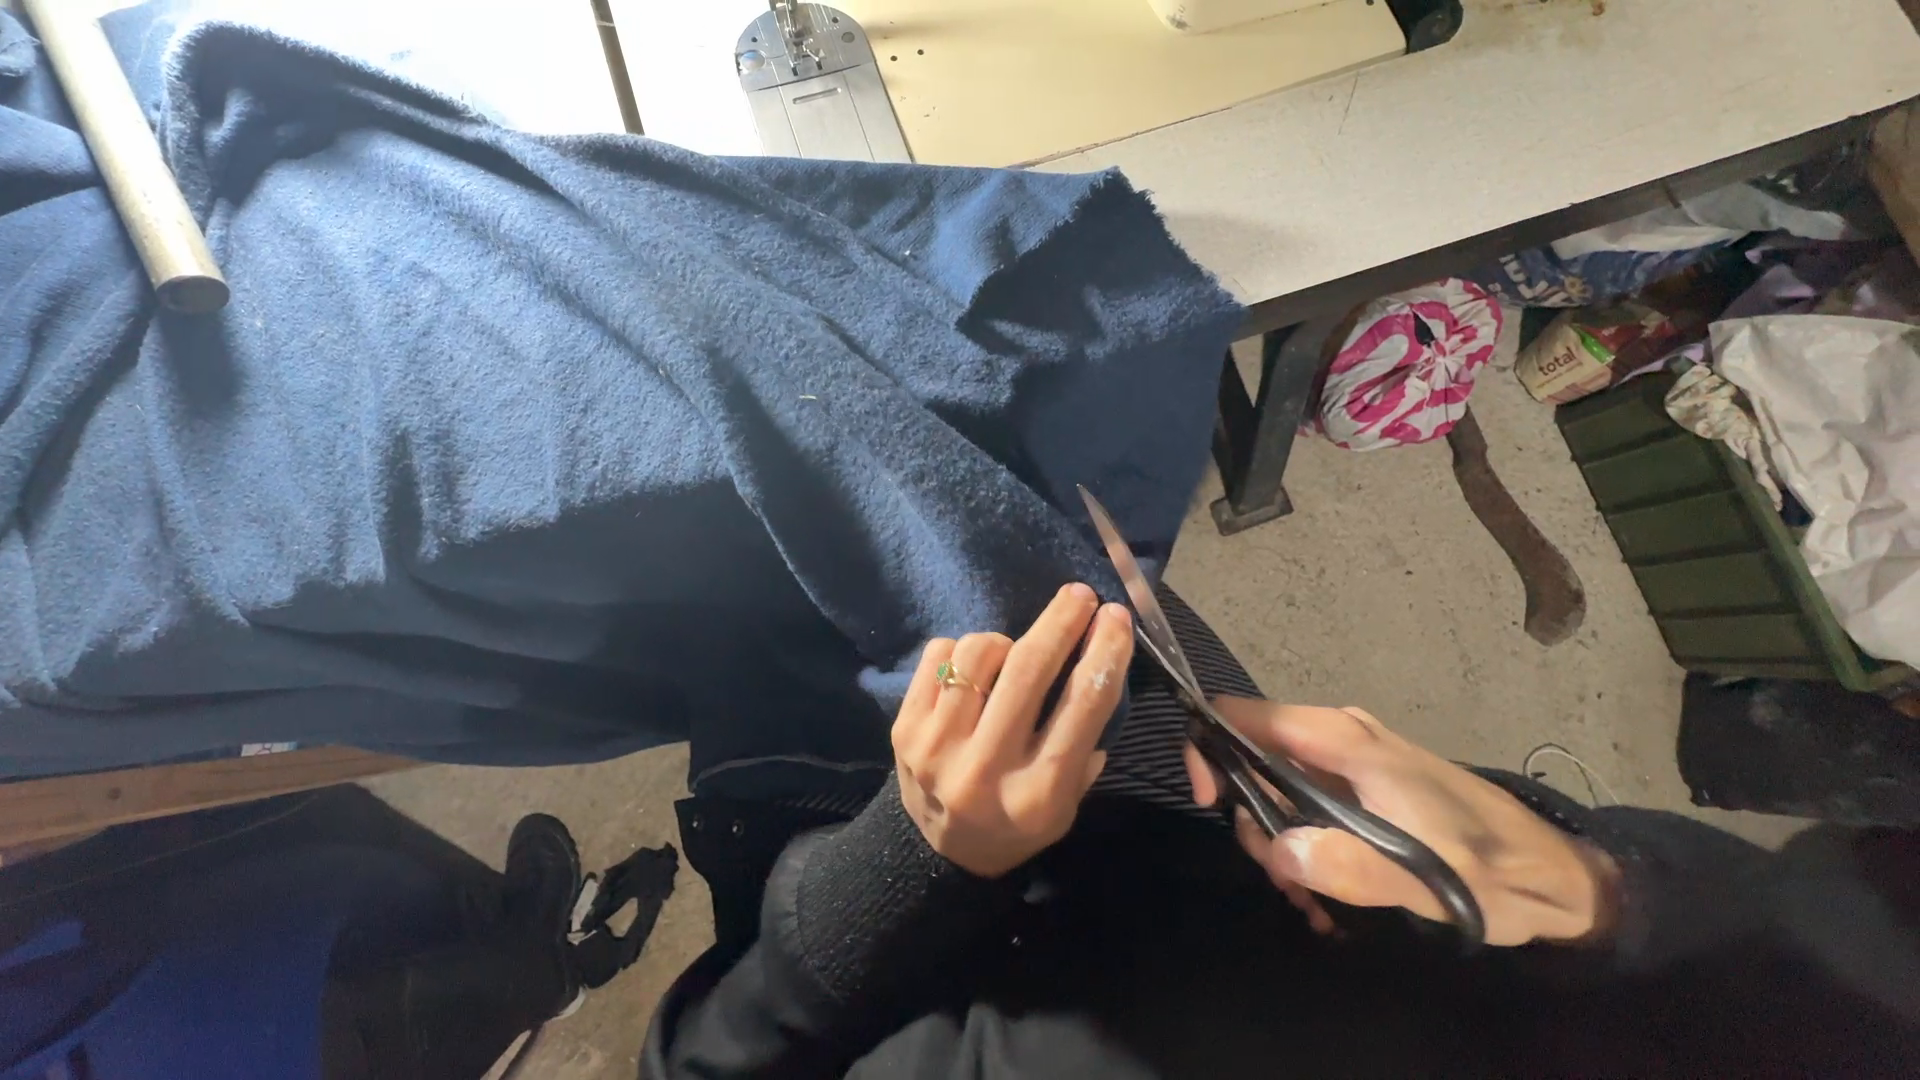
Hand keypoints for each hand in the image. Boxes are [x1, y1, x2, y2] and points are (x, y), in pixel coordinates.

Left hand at [892, 583, 1133, 877]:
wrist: (939, 852)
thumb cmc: (1016, 822)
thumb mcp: (1066, 803)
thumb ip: (1086, 740)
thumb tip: (1101, 655)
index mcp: (1037, 794)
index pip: (1081, 708)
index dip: (1105, 653)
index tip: (1116, 618)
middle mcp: (985, 770)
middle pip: (1029, 672)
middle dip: (1060, 623)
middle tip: (1080, 595)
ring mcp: (936, 747)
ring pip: (979, 652)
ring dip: (1006, 641)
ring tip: (1013, 657)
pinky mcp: (902, 728)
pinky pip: (939, 653)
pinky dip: (963, 650)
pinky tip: (973, 673)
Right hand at [1185, 699, 1618, 946]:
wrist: (1559, 875)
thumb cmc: (1494, 870)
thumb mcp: (1428, 882)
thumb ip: (1354, 866)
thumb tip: (1277, 848)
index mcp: (1343, 739)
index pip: (1241, 714)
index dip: (1209, 748)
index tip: (1212, 804)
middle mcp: (1336, 735)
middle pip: (1250, 757)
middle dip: (1252, 820)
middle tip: (1286, 879)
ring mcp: (1346, 757)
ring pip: (1273, 785)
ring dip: (1279, 842)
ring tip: (1314, 898)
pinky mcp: (1357, 781)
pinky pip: (1301, 800)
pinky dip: (1302, 843)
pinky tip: (1328, 889)